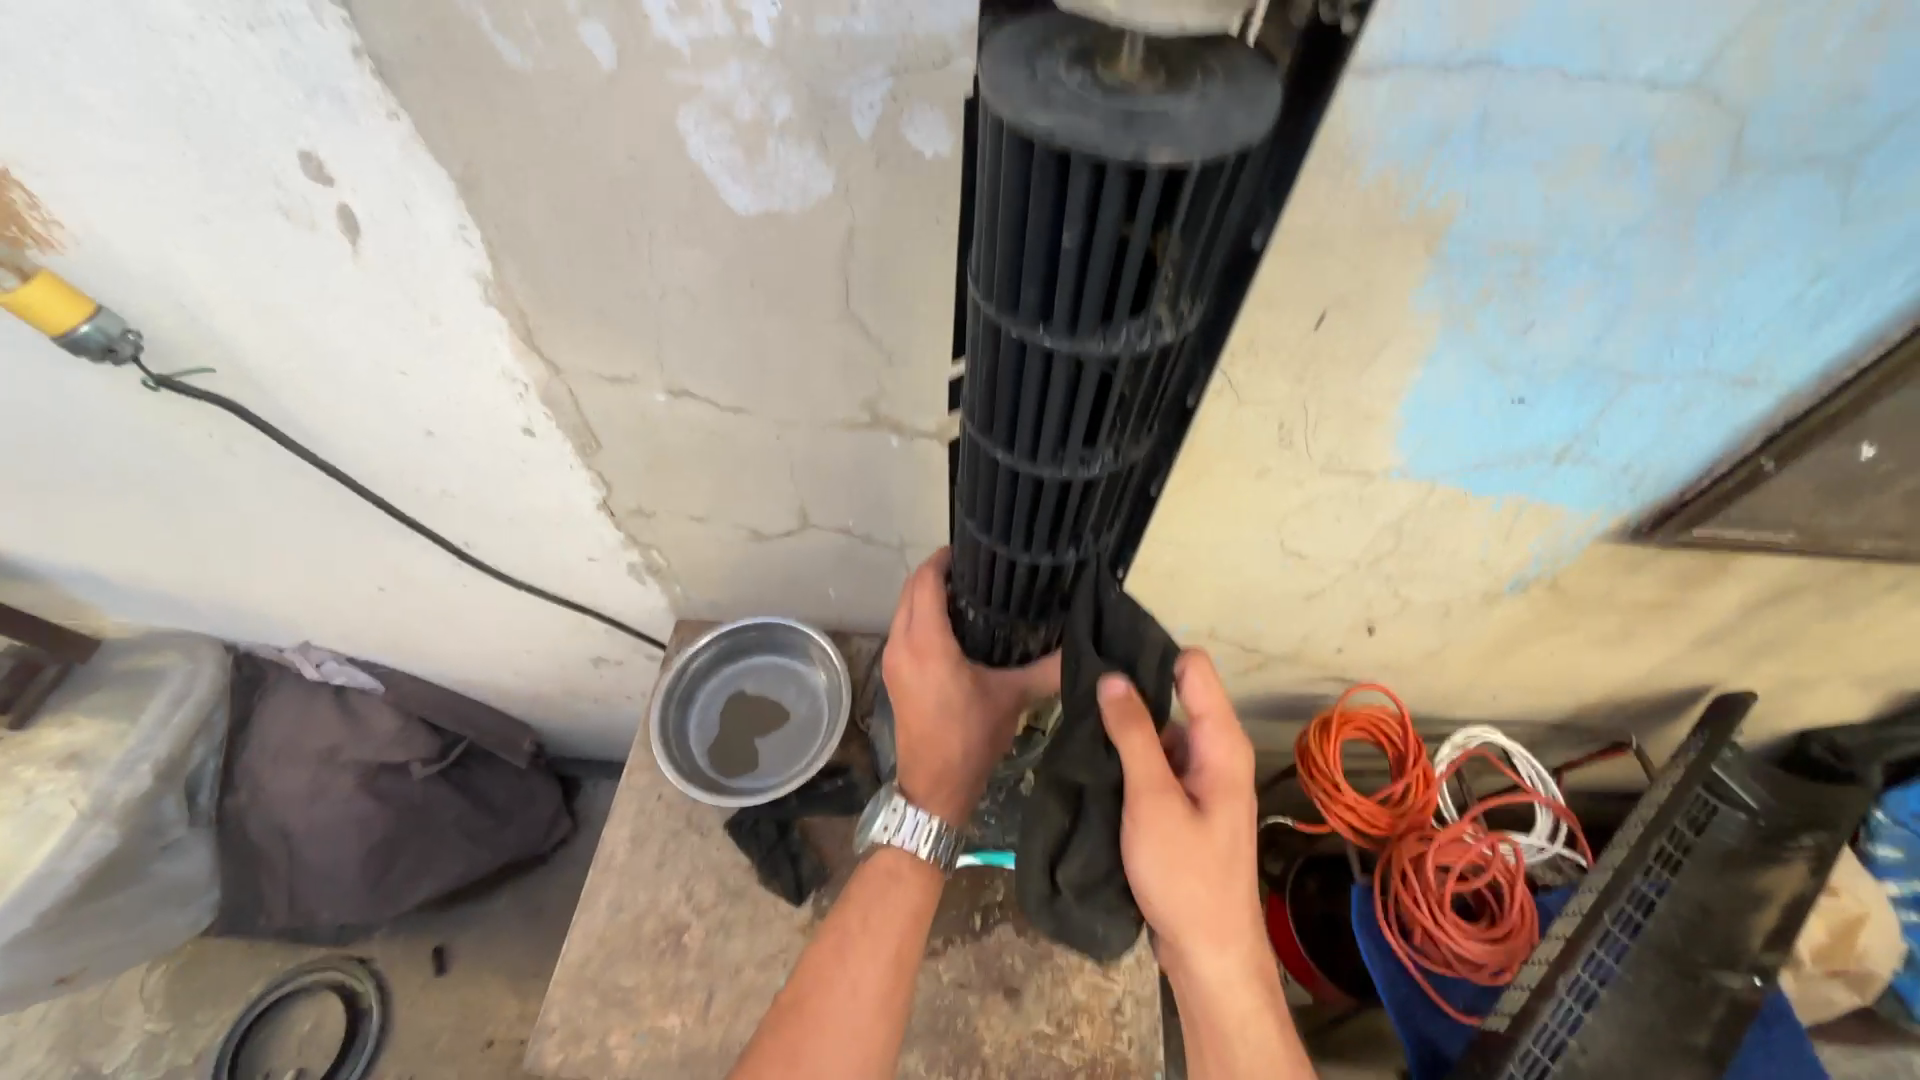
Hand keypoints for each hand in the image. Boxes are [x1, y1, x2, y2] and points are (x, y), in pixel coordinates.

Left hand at [882, 548, 1059, 823]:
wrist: (934, 788)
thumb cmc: (970, 738)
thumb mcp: (1012, 698)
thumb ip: (1047, 670)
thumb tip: (1083, 648)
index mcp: (926, 642)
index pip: (926, 582)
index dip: (944, 560)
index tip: (970, 550)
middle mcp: (901, 644)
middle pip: (910, 590)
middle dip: (936, 574)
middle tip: (974, 569)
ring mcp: (892, 660)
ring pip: (903, 610)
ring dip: (926, 595)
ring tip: (967, 594)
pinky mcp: (893, 675)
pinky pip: (903, 630)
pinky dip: (920, 617)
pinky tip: (952, 627)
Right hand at [1098, 651, 1267, 984]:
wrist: (1208, 952)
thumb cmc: (1184, 875)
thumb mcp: (1152, 799)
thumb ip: (1133, 734)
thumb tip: (1112, 676)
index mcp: (1221, 743)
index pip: (1193, 667)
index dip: (1152, 655)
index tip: (1105, 655)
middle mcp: (1216, 752)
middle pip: (1174, 696)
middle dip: (1131, 692)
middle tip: (1078, 692)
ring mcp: (1202, 778)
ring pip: (1160, 731)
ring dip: (1126, 730)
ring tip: (1077, 729)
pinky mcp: (1185, 803)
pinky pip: (1157, 762)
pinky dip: (1130, 759)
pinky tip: (1095, 764)